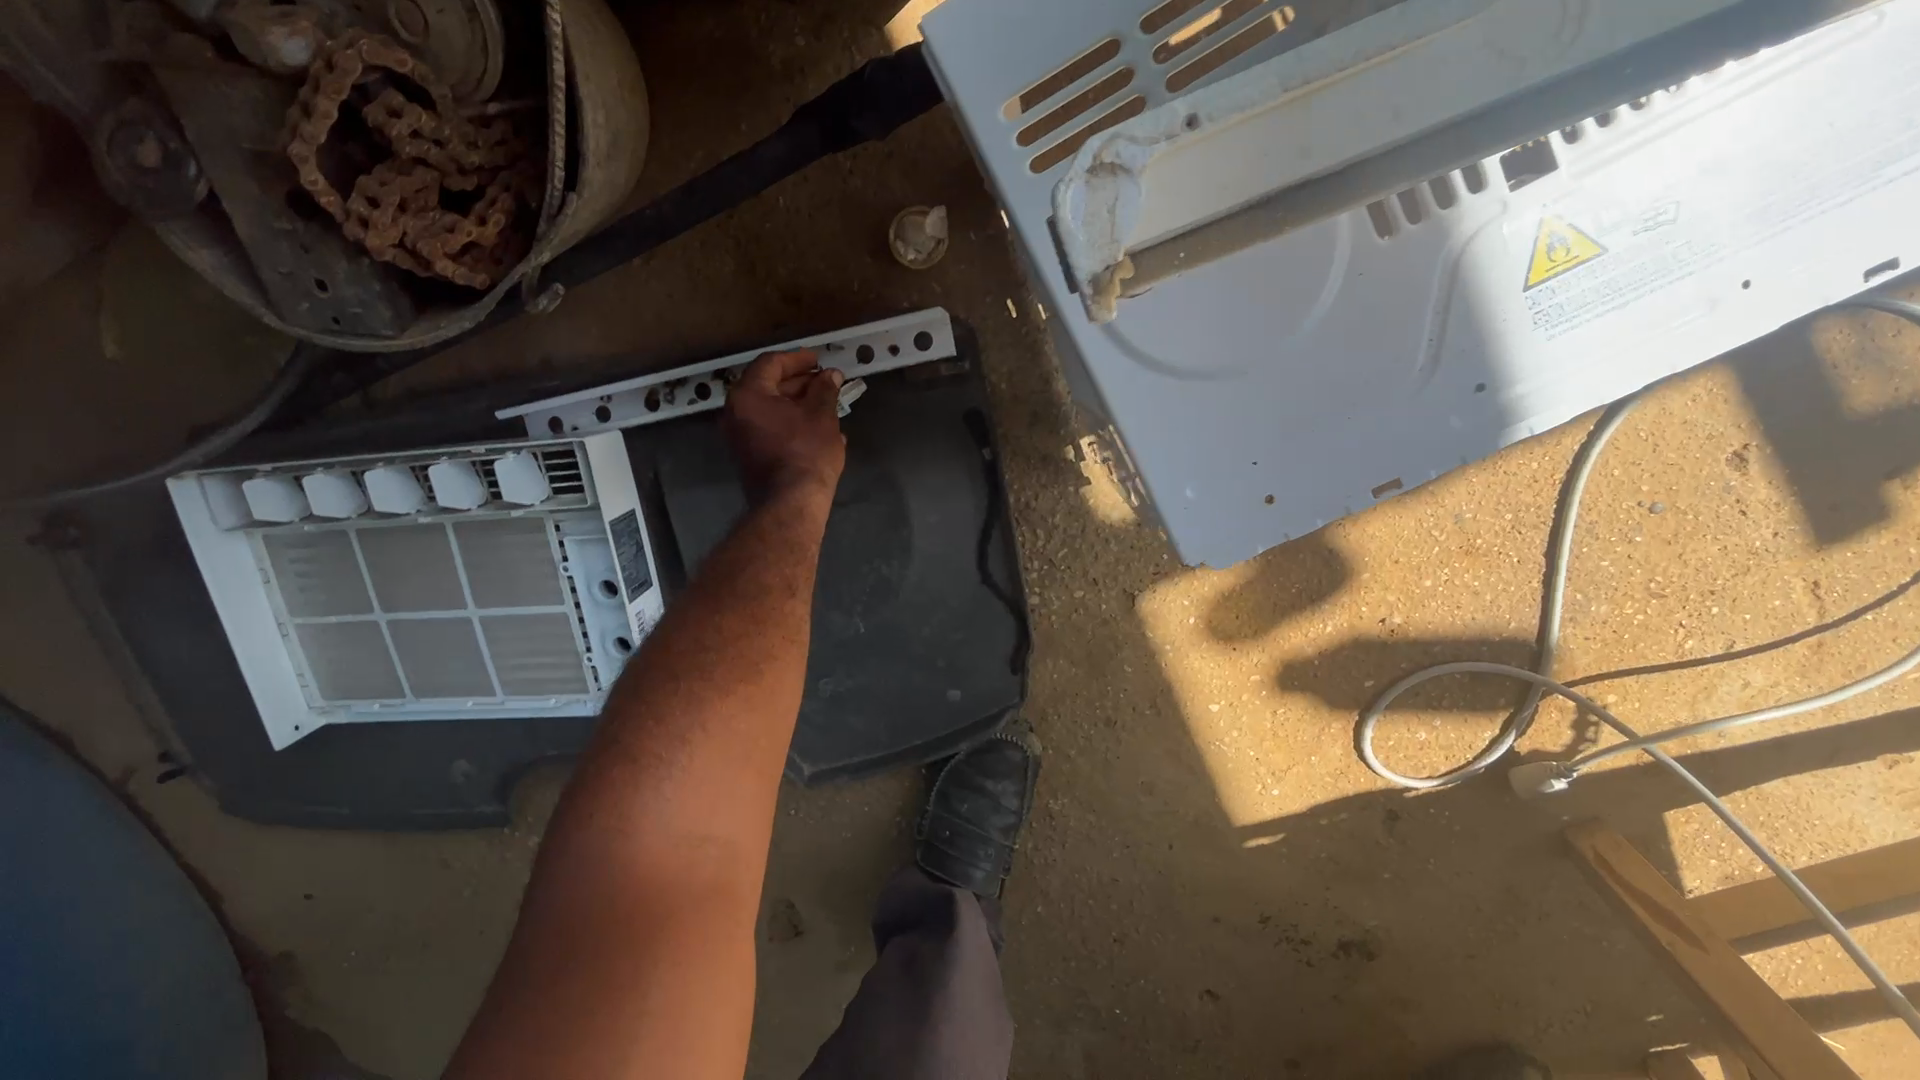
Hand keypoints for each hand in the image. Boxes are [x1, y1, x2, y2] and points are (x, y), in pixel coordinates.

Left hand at [723, 349, 845, 504]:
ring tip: (828, 404)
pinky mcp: (749, 456)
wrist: (790, 504)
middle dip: (800, 382)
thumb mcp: (821, 415)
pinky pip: (770, 429)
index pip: (771, 363)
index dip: (798, 358)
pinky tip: (819, 428)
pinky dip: (791, 423)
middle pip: (768, 386)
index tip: (820, 360)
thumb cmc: (806, 452)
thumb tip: (831, 375)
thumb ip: (825, 389)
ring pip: (771, 409)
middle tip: (827, 382)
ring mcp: (739, 437)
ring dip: (799, 404)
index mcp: (748, 395)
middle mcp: (735, 413)